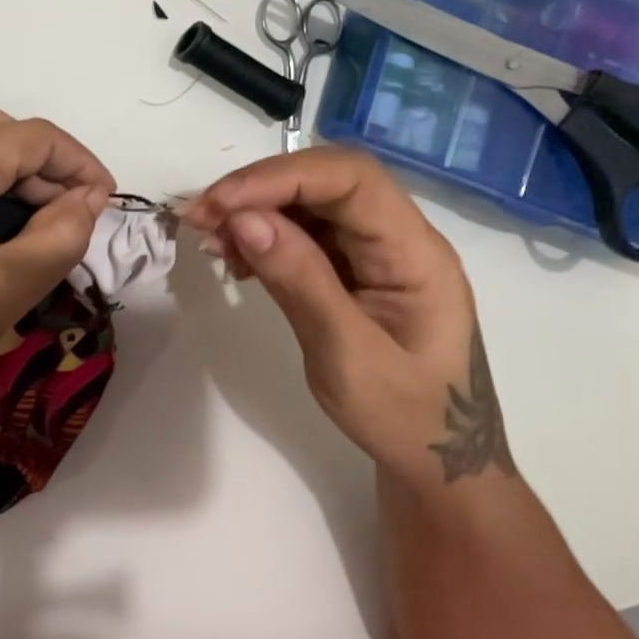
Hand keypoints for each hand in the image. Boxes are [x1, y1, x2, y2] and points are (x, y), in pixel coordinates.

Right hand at [183, 148, 513, 491]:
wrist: (438, 460)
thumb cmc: (403, 416)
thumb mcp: (347, 356)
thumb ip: (300, 282)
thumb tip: (244, 218)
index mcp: (415, 253)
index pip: (350, 180)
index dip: (279, 178)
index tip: (219, 205)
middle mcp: (399, 238)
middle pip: (326, 182)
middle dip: (259, 190)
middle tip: (200, 219)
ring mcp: (375, 252)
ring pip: (309, 203)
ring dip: (254, 211)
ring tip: (210, 242)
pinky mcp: (353, 268)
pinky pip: (304, 232)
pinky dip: (262, 236)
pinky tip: (235, 259)